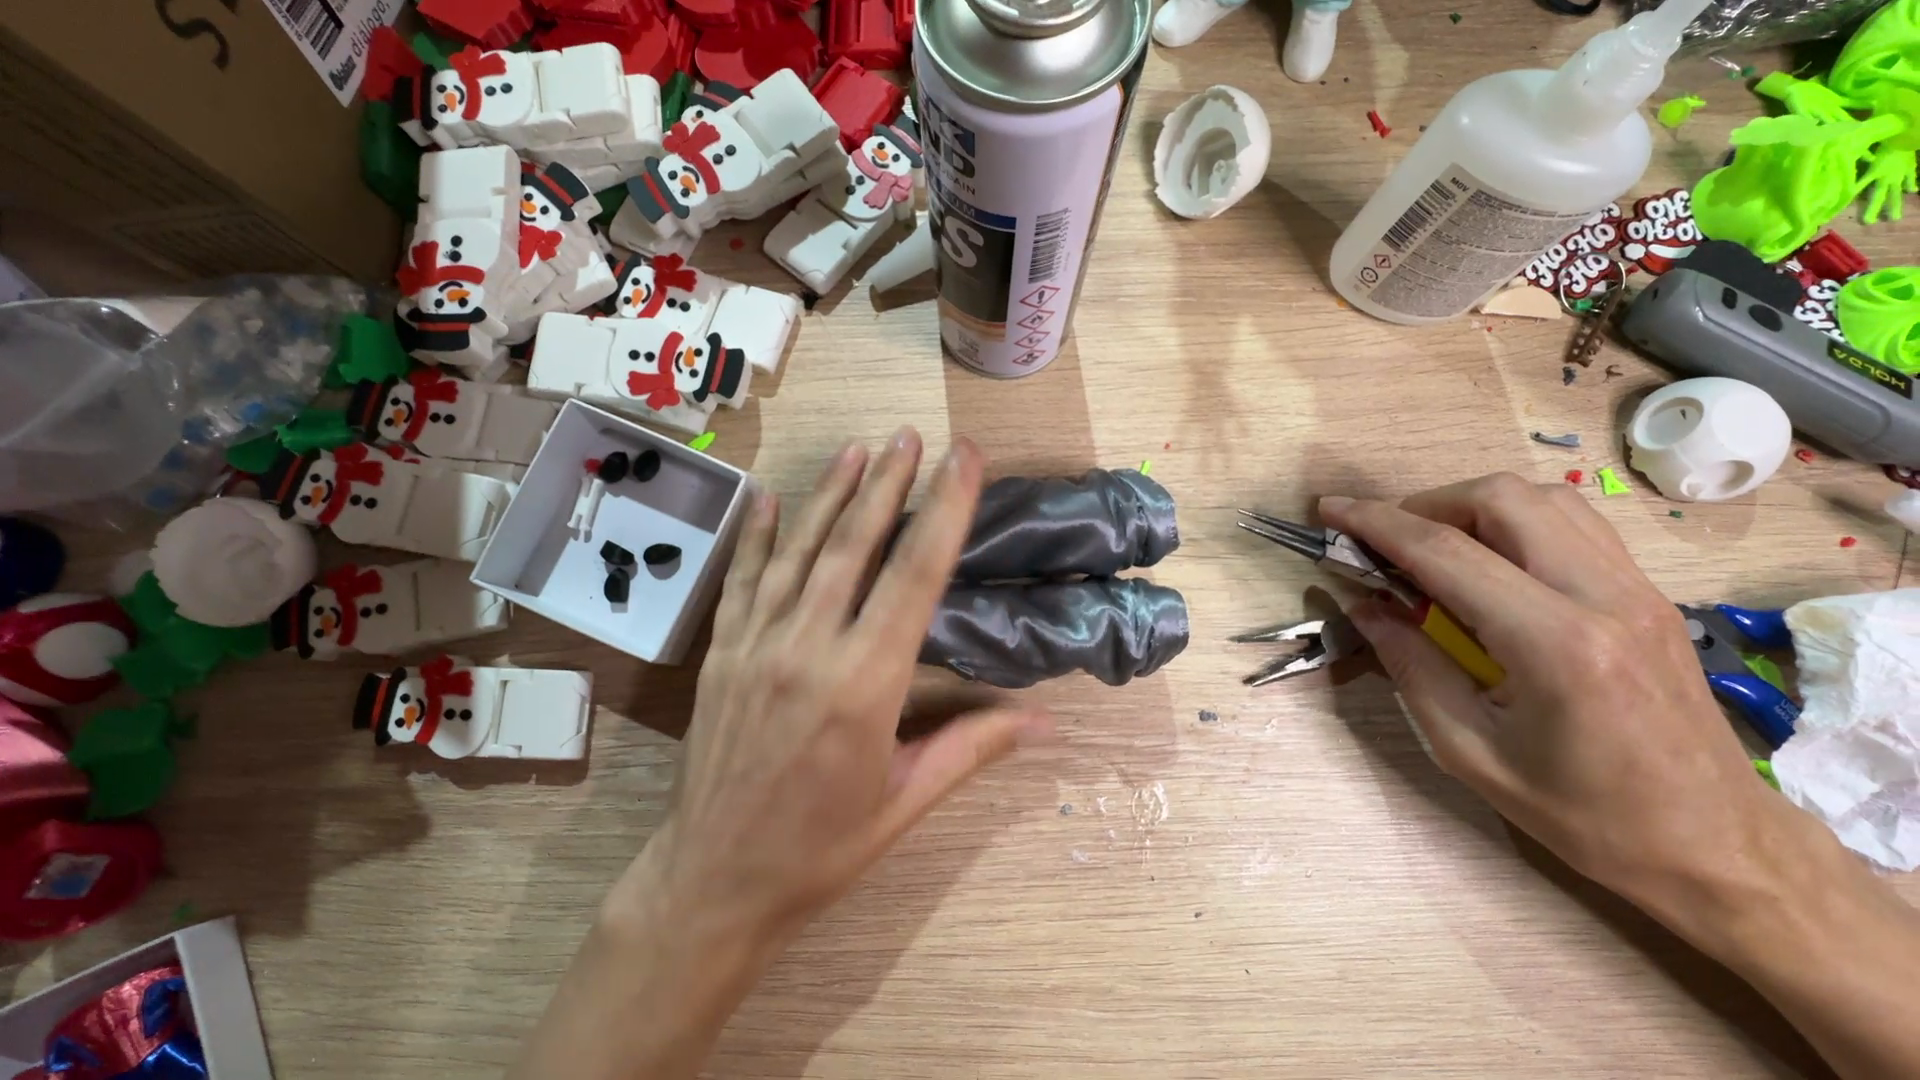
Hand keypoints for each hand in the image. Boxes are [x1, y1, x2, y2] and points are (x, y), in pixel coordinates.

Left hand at [645, 429, 1050, 940]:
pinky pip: (743, 580)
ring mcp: (755, 645)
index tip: (964, 458)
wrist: (714, 881)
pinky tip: (773, 498)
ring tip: (860, 449)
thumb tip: (1049, 722)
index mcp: (863, 685)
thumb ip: (973, 748)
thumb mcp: (905, 804)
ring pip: (799, 552)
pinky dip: (759, 535)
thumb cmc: (822, 851)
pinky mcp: (720, 654)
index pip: (914, 576)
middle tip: (911, 435)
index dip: (944, 510)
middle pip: (854, 546)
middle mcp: (807, 649)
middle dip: (888, 484)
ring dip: (831, 494)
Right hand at [1318, 476, 1772, 915]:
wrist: (1715, 843)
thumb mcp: (1471, 753)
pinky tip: (1487, 561)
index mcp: (1555, 644)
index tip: (1330, 511)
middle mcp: (1602, 596)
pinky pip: (1573, 524)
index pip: (1447, 552)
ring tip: (1430, 545)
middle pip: (1503, 499)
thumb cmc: (1585, 815)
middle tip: (1383, 540)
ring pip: (1544, 499)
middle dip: (1427, 504)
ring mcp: (1636, 588)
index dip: (1377, 523)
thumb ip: (1412, 668)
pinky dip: (1515, 521)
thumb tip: (1364, 605)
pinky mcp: (1648, 593)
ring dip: (1472, 506)